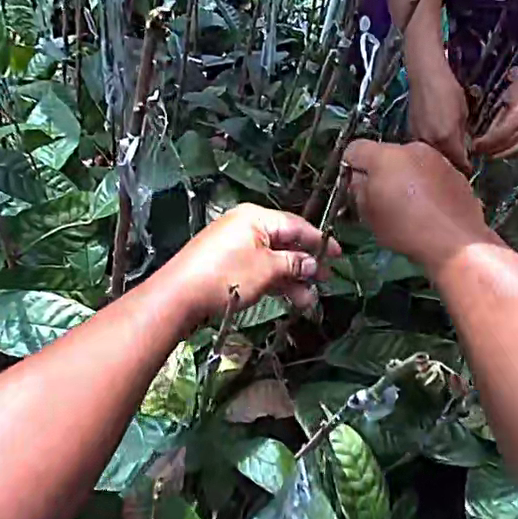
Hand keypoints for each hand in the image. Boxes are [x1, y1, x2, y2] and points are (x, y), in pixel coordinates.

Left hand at [153, 204, 341, 325]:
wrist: (179, 295)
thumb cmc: (226, 276)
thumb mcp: (267, 268)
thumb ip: (293, 263)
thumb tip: (310, 262)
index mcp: (254, 217)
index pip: (295, 224)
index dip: (319, 240)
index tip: (338, 255)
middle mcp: (243, 226)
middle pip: (283, 242)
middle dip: (305, 263)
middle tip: (324, 281)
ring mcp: (232, 246)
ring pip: (270, 259)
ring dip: (290, 278)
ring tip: (307, 300)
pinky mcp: (224, 265)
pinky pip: (256, 268)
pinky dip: (272, 281)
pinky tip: (287, 298)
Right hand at [343, 140, 495, 273]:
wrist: (456, 242)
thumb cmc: (403, 228)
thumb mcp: (367, 213)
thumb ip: (357, 188)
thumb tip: (359, 178)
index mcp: (385, 156)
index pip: (354, 149)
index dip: (350, 167)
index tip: (354, 187)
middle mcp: (412, 149)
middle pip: (384, 154)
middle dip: (379, 172)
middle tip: (380, 199)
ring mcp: (437, 159)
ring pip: (409, 163)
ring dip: (403, 177)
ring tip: (407, 206)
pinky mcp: (456, 172)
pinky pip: (429, 173)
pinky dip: (424, 185)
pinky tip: (427, 208)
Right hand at [409, 65, 471, 172]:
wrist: (425, 77)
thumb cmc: (448, 91)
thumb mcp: (463, 114)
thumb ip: (462, 136)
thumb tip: (464, 151)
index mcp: (446, 139)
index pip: (458, 164)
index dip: (466, 169)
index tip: (470, 171)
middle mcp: (428, 143)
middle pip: (441, 163)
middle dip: (450, 167)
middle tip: (458, 167)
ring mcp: (415, 139)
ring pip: (429, 156)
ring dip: (437, 159)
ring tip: (445, 158)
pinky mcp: (409, 133)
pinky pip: (421, 148)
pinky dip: (428, 150)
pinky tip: (433, 145)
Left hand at [476, 77, 517, 158]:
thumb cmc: (514, 90)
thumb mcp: (499, 102)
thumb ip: (492, 120)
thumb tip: (476, 136)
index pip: (502, 135)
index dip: (486, 143)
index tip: (474, 145)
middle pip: (508, 145)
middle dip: (489, 150)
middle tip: (475, 151)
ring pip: (515, 150)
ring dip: (498, 154)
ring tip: (483, 152)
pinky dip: (508, 153)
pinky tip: (496, 152)